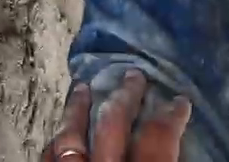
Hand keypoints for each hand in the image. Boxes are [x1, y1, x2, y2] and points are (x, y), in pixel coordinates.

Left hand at [41, 72, 191, 161]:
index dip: (172, 118)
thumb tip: (175, 147)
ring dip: (77, 109)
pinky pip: (47, 156)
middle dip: (124, 97)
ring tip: (83, 86)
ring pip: (70, 136)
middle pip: (111, 124)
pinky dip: (56, 141)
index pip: (158, 139)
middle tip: (134, 75)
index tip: (181, 101)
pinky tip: (59, 131)